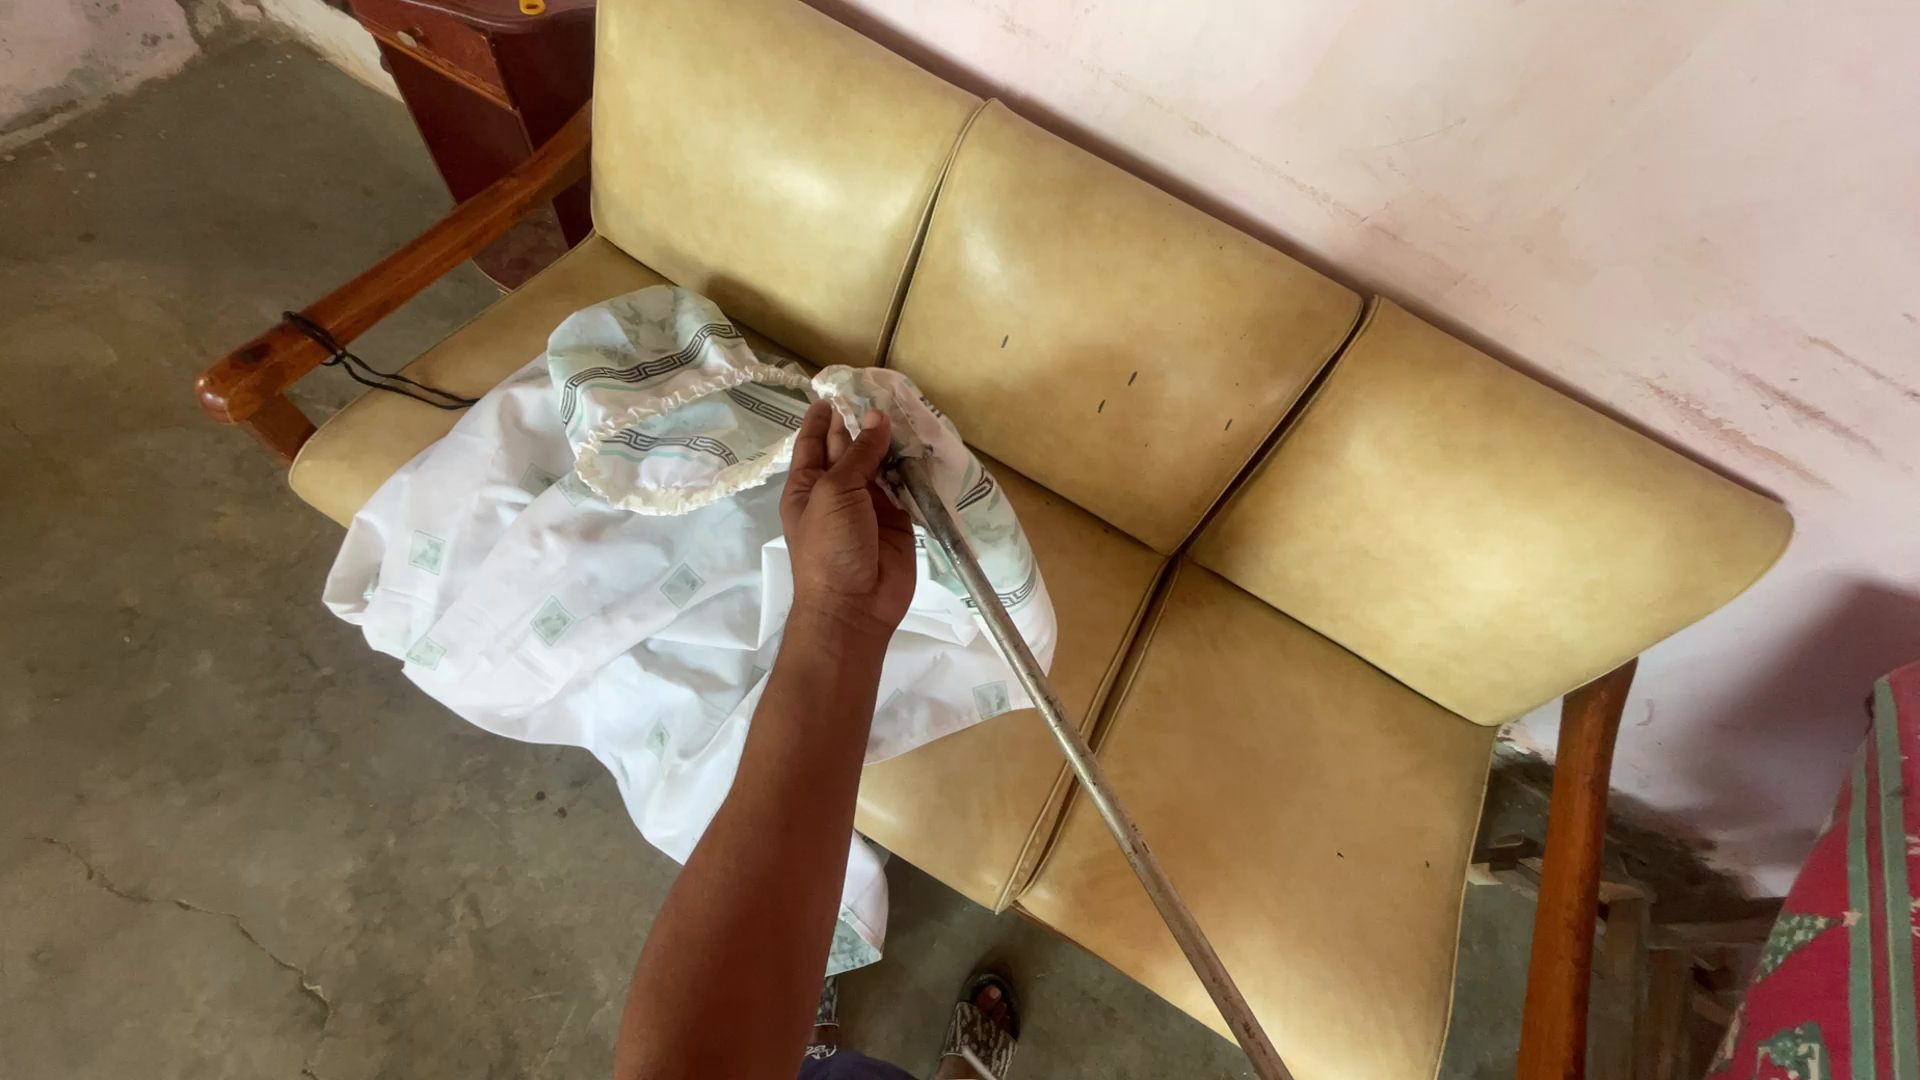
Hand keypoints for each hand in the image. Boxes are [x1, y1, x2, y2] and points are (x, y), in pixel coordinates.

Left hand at [780, 400, 915, 645]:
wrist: (855, 606)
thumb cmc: (830, 547)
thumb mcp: (835, 492)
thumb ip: (858, 454)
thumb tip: (878, 417)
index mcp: (808, 485)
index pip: (812, 442)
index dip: (822, 417)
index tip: (835, 390)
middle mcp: (838, 491)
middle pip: (850, 448)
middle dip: (863, 422)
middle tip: (884, 390)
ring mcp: (870, 506)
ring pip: (882, 465)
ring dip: (893, 442)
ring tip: (909, 410)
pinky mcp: (899, 520)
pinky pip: (907, 488)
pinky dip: (914, 469)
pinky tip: (924, 444)